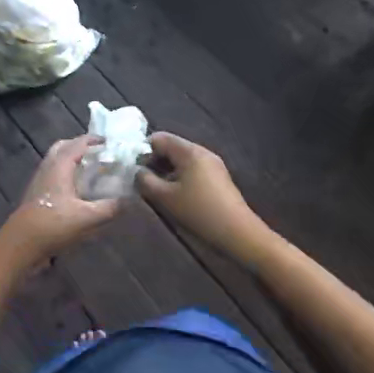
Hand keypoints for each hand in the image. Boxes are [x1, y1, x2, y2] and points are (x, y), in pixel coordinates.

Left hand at [0, 135, 120, 263]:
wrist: (22, 241)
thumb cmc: (54, 224)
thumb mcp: (88, 218)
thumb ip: (110, 207)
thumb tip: (127, 200)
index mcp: (59, 165)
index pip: (77, 143)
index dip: (94, 140)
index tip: (111, 142)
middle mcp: (47, 167)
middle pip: (63, 147)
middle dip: (81, 146)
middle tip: (100, 154)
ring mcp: (40, 179)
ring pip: (57, 160)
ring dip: (73, 160)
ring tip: (92, 170)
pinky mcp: (37, 192)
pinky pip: (54, 173)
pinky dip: (67, 173)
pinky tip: (79, 188)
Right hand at [136, 133, 273, 261]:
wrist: (239, 234)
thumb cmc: (199, 212)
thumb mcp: (165, 197)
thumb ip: (145, 180)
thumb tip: (136, 171)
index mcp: (189, 151)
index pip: (158, 138)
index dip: (142, 150)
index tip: (134, 169)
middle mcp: (202, 152)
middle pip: (170, 147)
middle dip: (153, 161)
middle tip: (142, 181)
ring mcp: (212, 165)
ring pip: (180, 160)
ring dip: (165, 171)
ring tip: (156, 190)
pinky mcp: (218, 178)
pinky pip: (191, 169)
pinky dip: (179, 177)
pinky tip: (175, 195)